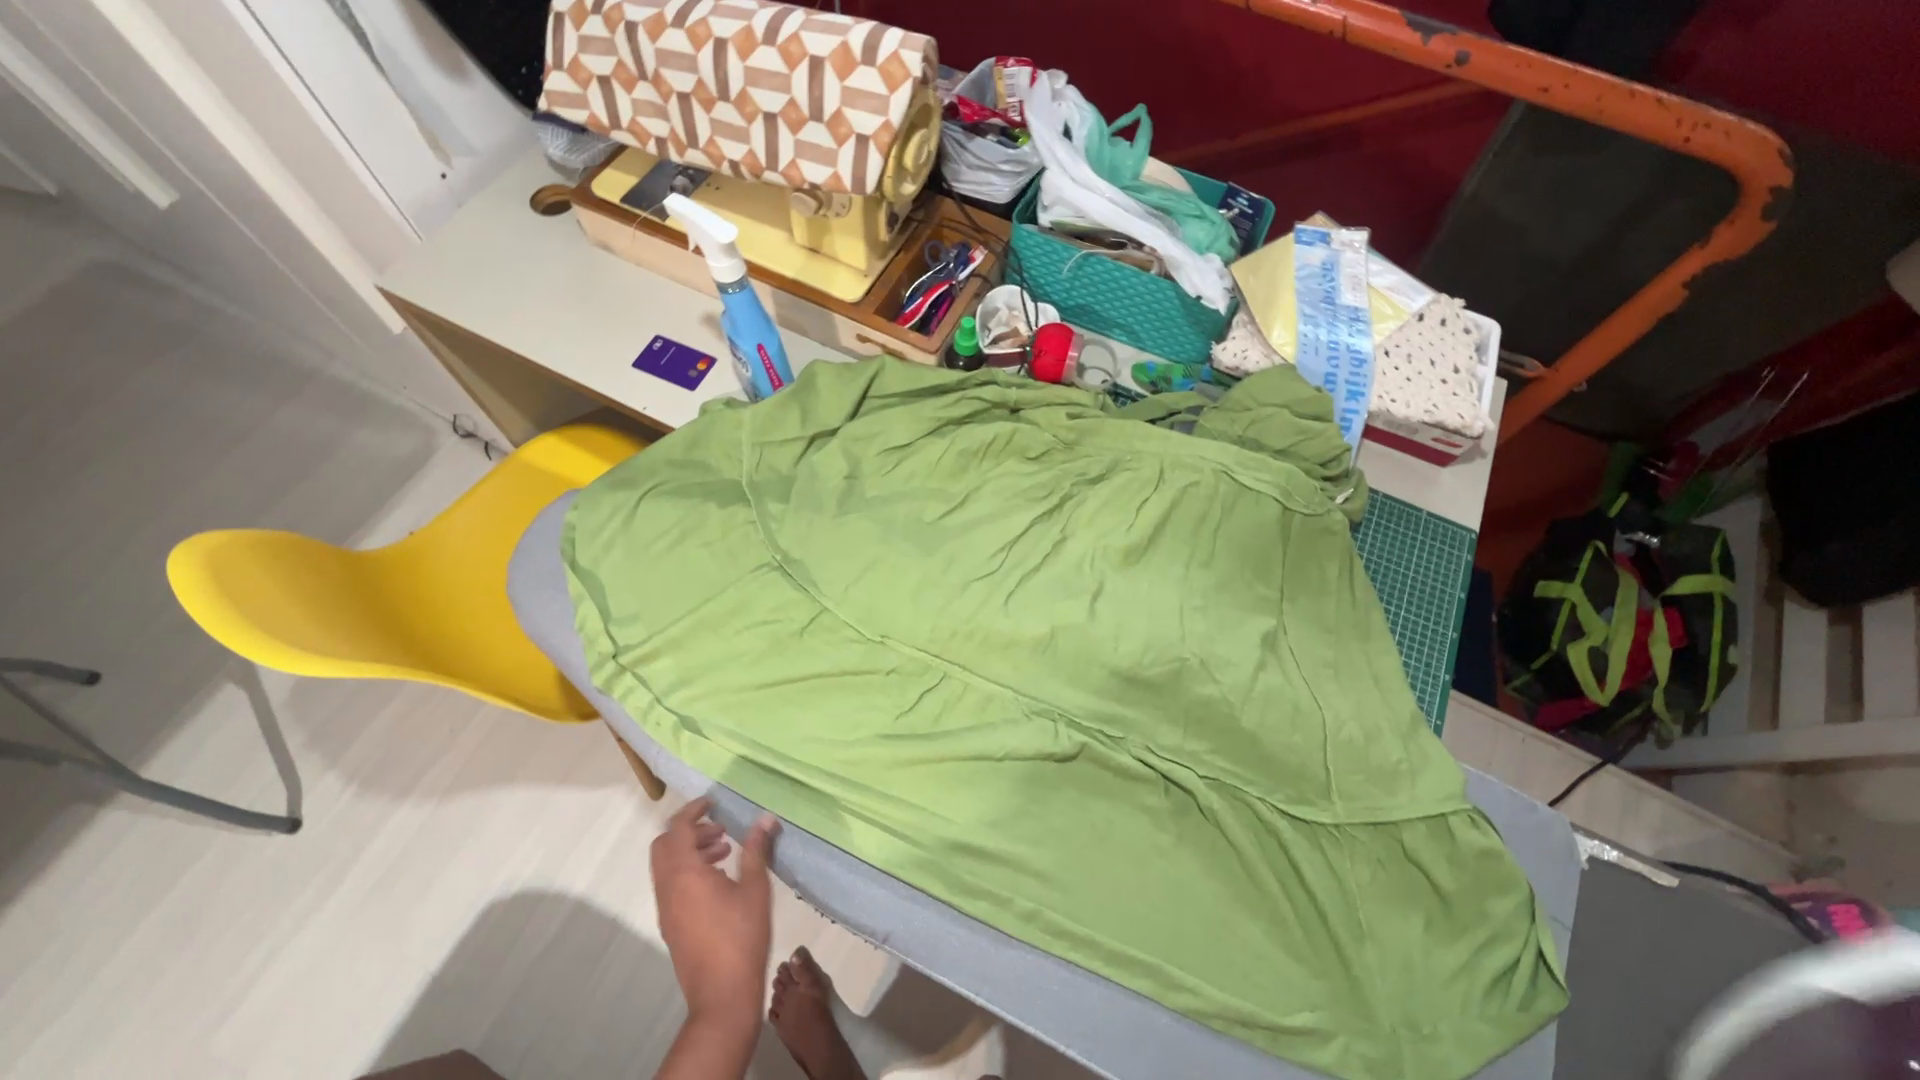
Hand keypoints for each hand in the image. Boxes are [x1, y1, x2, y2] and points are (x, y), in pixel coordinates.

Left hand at [651, 796, 781, 1030]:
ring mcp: (665, 908)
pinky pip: (671, 886)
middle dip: (690, 831)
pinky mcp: (670, 925)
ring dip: (689, 852)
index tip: (714, 802)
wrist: (721, 995)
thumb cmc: (742, 937)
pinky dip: (687, 872)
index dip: (694, 810)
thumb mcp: (756, 889)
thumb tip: (765, 818)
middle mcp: (667, 887)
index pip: (679, 827)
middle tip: (720, 831)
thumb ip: (757, 850)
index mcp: (685, 872)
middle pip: (665, 845)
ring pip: (667, 867)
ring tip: (725, 854)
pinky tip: (719, 884)